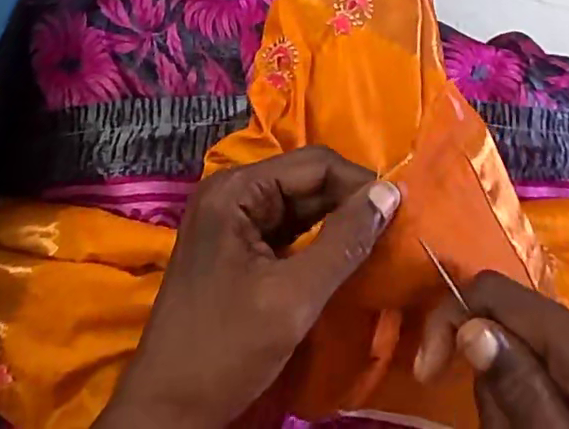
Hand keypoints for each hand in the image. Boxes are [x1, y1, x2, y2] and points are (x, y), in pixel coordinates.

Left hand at [96, 146, 401, 428]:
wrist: (167, 408)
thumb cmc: (225, 349)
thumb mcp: (293, 298)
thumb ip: (343, 242)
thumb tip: (390, 193)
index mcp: (236, 189)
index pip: (313, 163)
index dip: (359, 182)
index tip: (401, 210)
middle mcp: (232, 190)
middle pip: (306, 180)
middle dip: (350, 202)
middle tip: (396, 230)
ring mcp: (231, 217)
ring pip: (299, 205)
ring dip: (337, 221)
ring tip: (380, 242)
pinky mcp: (236, 244)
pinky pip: (286, 228)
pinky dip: (317, 240)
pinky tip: (346, 256)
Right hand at [412, 271, 568, 428]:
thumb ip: (521, 390)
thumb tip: (470, 326)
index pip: (494, 290)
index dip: (450, 318)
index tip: (427, 373)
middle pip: (507, 324)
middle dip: (491, 377)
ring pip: (526, 350)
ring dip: (513, 399)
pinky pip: (552, 368)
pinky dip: (537, 402)